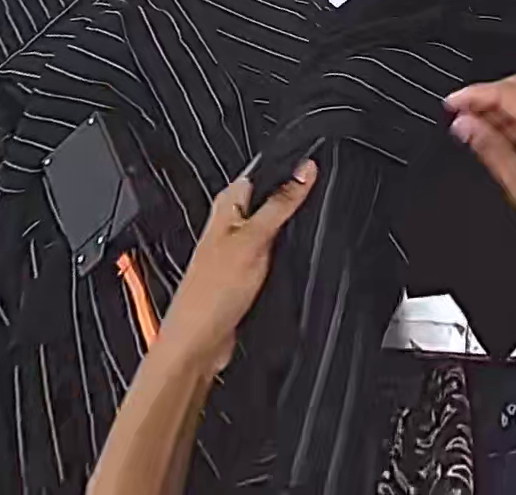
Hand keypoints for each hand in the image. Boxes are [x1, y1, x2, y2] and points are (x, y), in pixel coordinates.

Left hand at [154, 160, 316, 373]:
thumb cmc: (211, 293)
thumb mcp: (254, 239)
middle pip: (273, 198)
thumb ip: (281, 203)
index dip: (291, 168)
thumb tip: (305, 170)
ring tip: (309, 230)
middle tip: (318, 200)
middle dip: (295, 200)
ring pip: (277, 226)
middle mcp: (232, 221)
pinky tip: (299, 256)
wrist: (197, 347)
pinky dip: (288, 252)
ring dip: (292, 229)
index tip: (317, 168)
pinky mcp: (248, 270)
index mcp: (229, 202)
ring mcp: (241, 246)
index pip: (265, 171)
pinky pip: (275, 251)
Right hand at [446, 77, 515, 301]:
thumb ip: (490, 148)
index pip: (505, 92)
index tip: (452, 104)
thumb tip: (465, 125)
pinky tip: (497, 137)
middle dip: (484, 96)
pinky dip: (514, 121)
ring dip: (498, 109)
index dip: (473, 95)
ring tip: (473, 127)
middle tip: (459, 112)